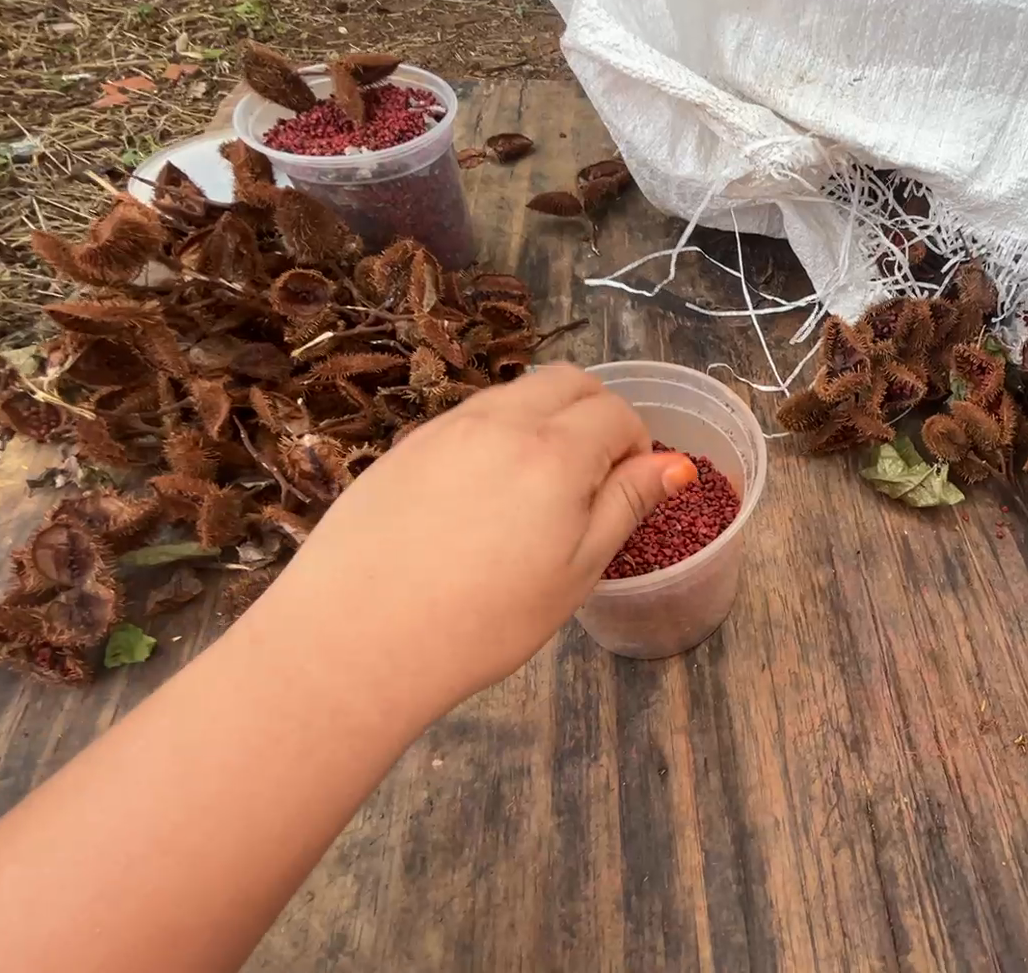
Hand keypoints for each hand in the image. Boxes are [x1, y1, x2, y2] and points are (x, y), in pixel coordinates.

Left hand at [246, 364, 694, 718]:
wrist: (348, 647)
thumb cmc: (485, 620)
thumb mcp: (578, 567)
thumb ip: (628, 503)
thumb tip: (678, 464)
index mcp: (554, 452)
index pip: (616, 413)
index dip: (637, 445)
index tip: (628, 486)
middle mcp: (500, 421)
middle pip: (570, 380)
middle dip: (599, 412)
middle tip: (594, 473)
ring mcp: (445, 428)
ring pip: (519, 392)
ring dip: (550, 418)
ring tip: (539, 486)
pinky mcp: (405, 446)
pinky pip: (472, 414)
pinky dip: (502, 431)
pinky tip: (485, 493)